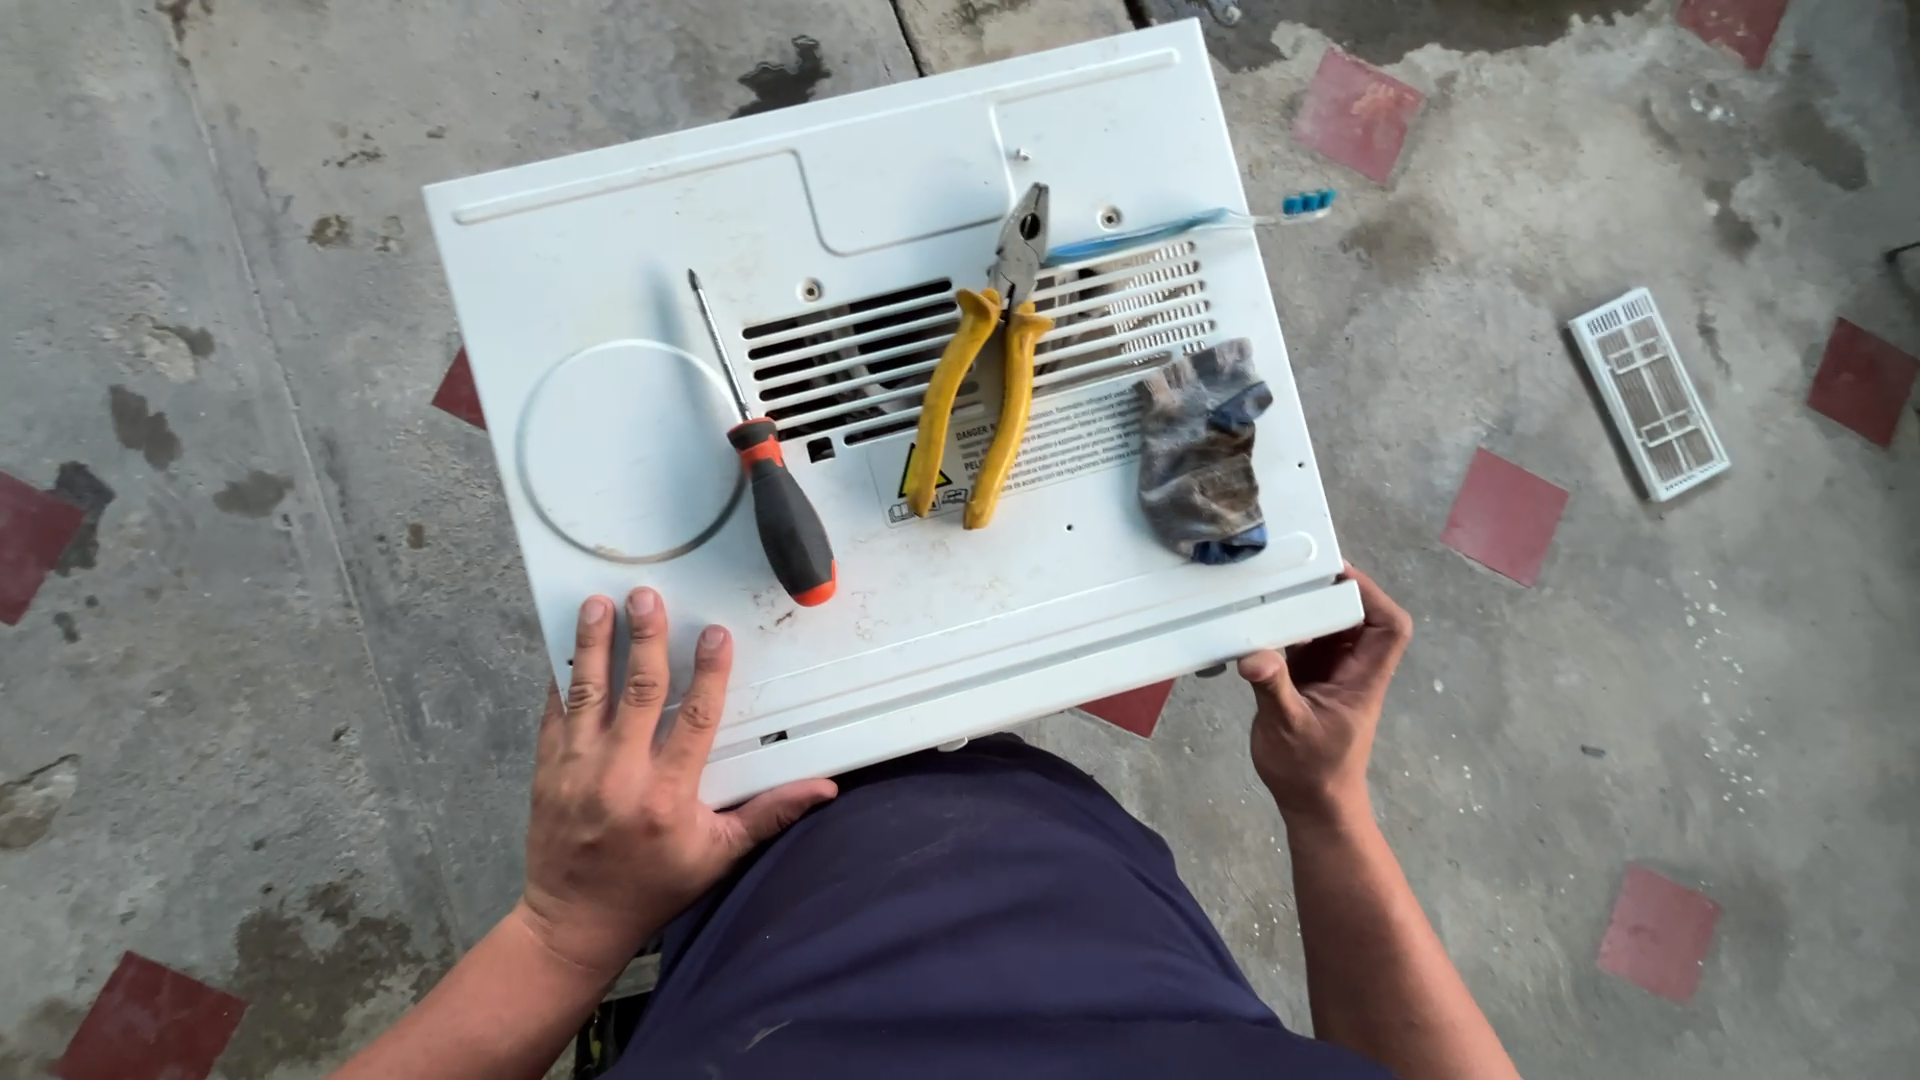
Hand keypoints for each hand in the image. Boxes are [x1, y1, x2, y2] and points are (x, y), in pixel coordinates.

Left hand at [513, 588, 836, 981]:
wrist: (573, 925)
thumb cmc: (655, 886)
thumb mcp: (719, 855)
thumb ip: (770, 814)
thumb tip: (825, 789)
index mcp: (667, 795)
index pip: (695, 720)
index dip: (709, 674)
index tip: (715, 633)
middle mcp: (619, 776)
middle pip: (638, 693)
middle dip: (645, 639)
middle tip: (646, 596)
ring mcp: (576, 772)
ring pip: (589, 695)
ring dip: (595, 646)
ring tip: (597, 603)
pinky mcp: (547, 773)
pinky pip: (554, 716)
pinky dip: (560, 680)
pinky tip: (566, 647)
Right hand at [1238, 564, 1411, 824]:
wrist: (1313, 803)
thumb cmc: (1312, 771)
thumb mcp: (1289, 728)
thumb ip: (1274, 689)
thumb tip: (1252, 656)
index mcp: (1362, 679)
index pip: (1389, 627)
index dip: (1371, 595)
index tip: (1336, 574)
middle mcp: (1350, 669)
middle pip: (1358, 618)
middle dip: (1332, 591)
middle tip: (1295, 571)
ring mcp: (1328, 673)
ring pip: (1328, 627)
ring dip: (1306, 606)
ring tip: (1274, 585)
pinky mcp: (1305, 679)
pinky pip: (1302, 641)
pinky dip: (1286, 626)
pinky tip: (1260, 616)